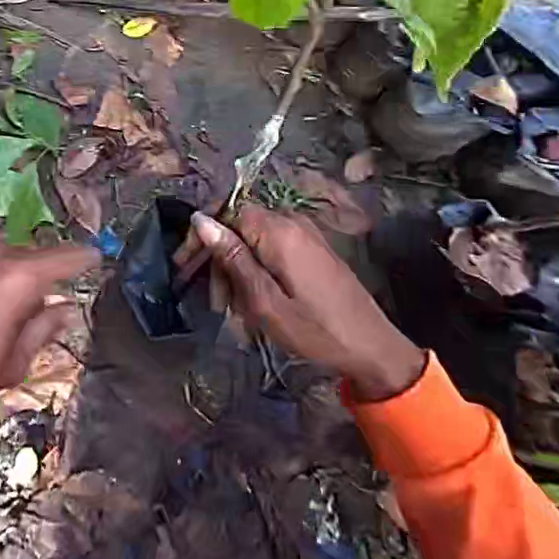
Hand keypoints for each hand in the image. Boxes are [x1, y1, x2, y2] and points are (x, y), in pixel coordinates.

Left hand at [0, 239, 98, 423]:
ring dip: (11, 271)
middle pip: (30, 255)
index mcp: (18, 276)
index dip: (83, 259)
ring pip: (0, 255)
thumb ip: (43, 328)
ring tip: (8, 303)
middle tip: (47, 298)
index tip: (95, 259)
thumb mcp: (14, 361)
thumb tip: (64, 310)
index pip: (64, 258)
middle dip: (43, 272)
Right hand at [183, 206, 426, 400]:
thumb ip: (231, 256)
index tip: (186, 268)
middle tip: (214, 303)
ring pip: (253, 240)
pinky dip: (256, 272)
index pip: (225, 211)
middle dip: (219, 260)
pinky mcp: (312, 249)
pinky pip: (271, 249)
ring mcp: (304, 234)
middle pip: (238, 226)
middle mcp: (291, 222)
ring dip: (237, 272)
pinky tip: (255, 304)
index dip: (201, 237)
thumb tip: (200, 218)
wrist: (371, 348)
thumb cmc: (315, 329)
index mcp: (278, 230)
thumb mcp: (263, 300)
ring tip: (234, 312)